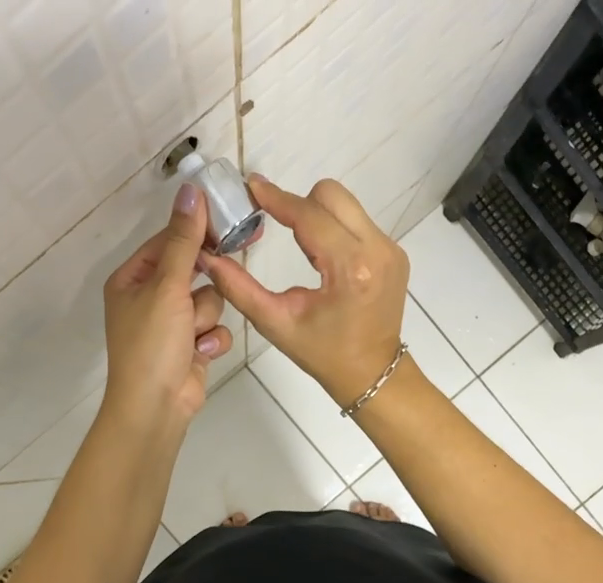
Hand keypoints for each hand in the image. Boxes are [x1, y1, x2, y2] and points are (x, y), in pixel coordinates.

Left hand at [102, 183, 233, 426]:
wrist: (156, 406)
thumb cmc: (152, 343)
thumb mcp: (167, 285)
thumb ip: (184, 239)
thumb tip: (191, 190)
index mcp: (131, 280)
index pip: (169, 241)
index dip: (197, 234)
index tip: (228, 224)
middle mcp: (150, 299)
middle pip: (194, 270)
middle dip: (204, 286)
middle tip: (219, 278)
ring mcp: (171, 325)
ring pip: (209, 300)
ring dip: (207, 317)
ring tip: (193, 335)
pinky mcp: (191, 347)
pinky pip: (214, 327)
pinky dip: (211, 340)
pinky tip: (201, 353)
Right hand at [202, 177, 409, 406]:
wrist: (372, 374)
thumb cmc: (323, 353)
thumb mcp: (276, 323)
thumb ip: (239, 289)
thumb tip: (207, 257)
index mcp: (349, 268)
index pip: (309, 216)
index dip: (277, 199)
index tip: (252, 187)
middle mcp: (377, 250)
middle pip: (331, 196)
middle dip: (300, 204)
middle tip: (275, 221)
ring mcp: (390, 250)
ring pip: (347, 205)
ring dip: (318, 215)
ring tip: (300, 245)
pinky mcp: (395, 253)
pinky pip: (359, 223)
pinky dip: (336, 230)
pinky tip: (323, 259)